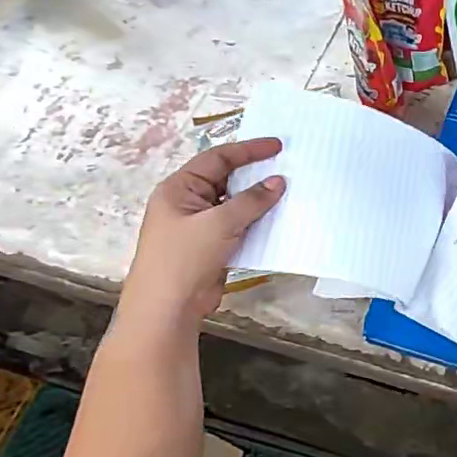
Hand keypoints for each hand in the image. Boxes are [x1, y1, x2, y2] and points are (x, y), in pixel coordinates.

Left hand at [117, 138, 286, 341]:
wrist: (167, 310)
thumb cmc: (184, 259)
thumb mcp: (219, 223)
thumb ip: (251, 200)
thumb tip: (278, 181)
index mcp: (179, 188)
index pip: (217, 158)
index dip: (248, 150)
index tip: (278, 146)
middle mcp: (188, 202)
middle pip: (226, 179)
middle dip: (255, 173)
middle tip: (287, 166)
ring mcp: (200, 225)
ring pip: (234, 203)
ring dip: (258, 199)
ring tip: (289, 191)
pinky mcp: (212, 246)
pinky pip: (239, 225)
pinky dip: (257, 220)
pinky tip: (278, 219)